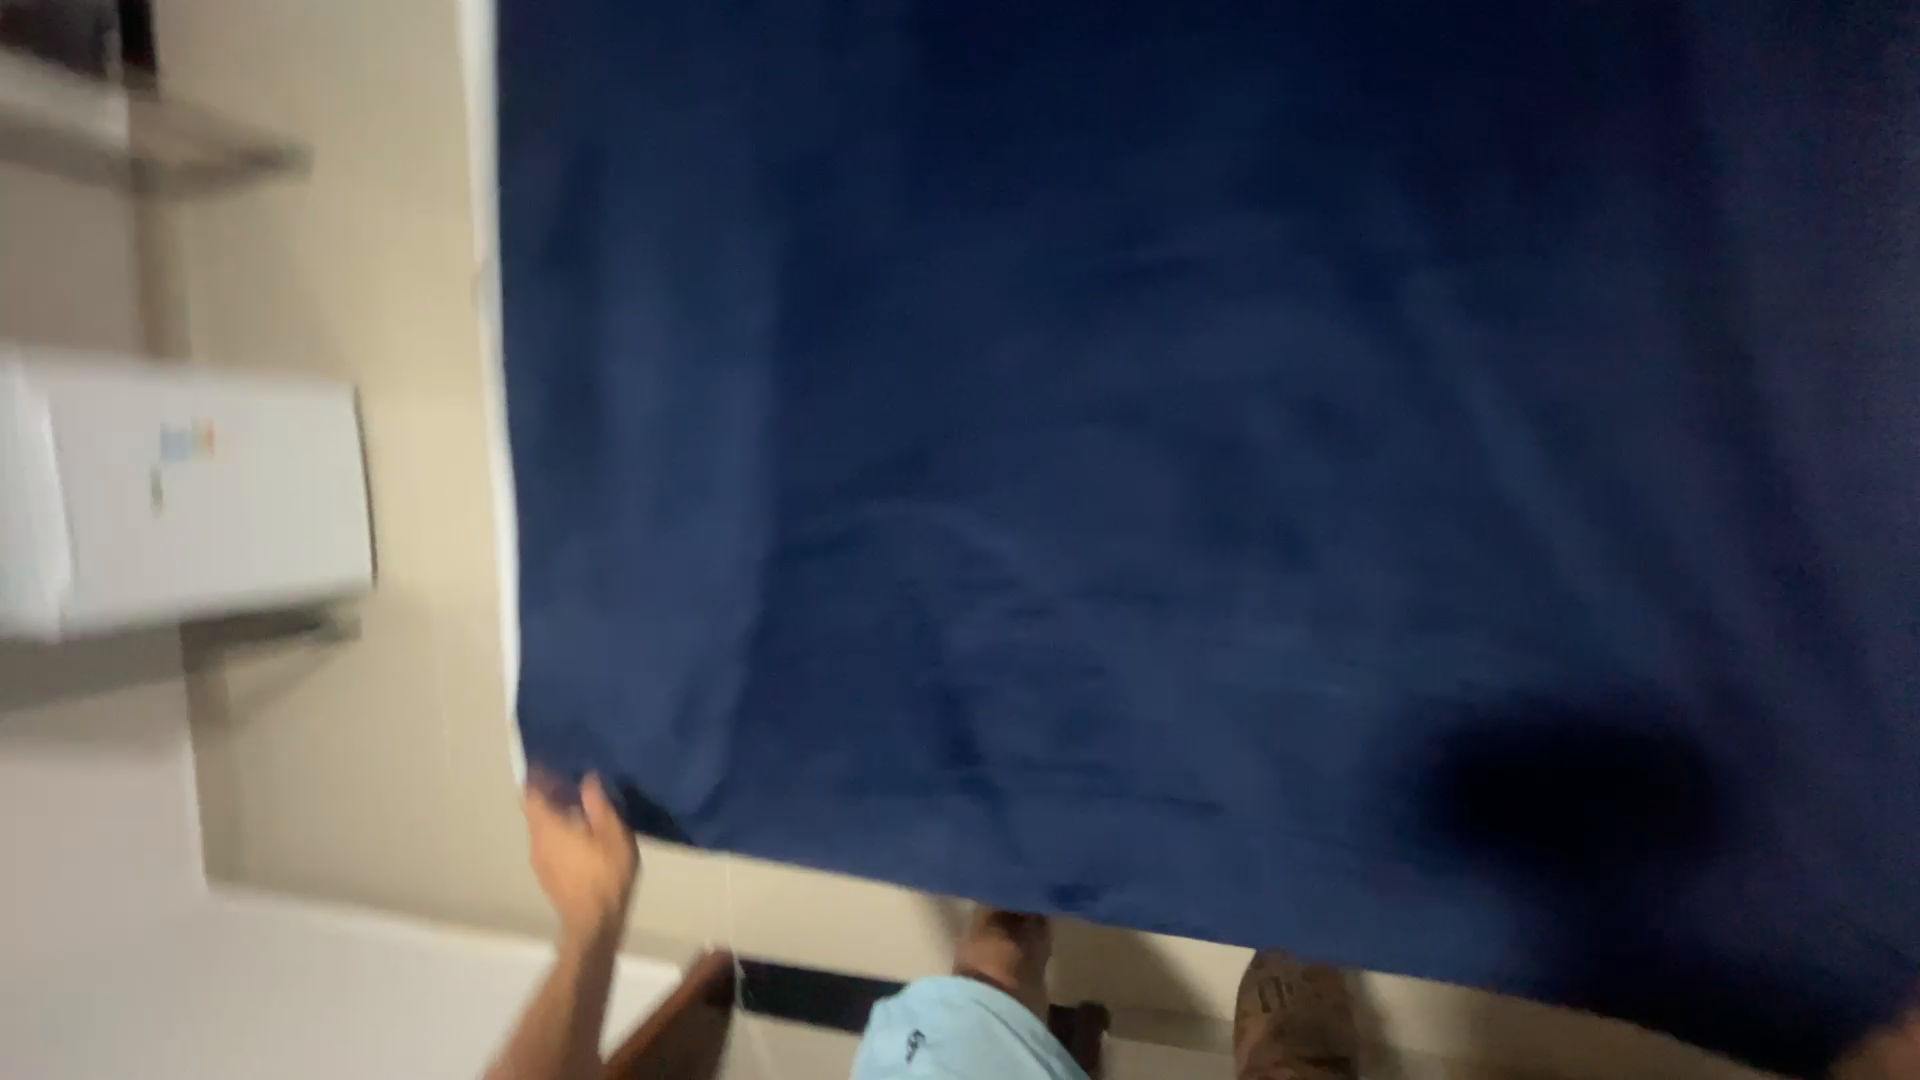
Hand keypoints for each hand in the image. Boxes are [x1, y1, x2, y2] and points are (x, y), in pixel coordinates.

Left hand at [523, 772, 638, 944]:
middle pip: (535, 810)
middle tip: (572, 776)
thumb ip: (598, 803)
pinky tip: (582, 830)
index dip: (536, 777)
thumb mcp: (612, 832)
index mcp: (549, 827)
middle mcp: (537, 842)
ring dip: (556, 811)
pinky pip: (549, 841)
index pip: (530, 795)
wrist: (594, 922)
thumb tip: (587, 778)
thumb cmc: (606, 872)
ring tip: (581, 801)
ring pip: (542, 827)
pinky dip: (560, 828)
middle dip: (549, 792)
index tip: (548, 761)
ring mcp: (540, 861)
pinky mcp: (548, 874)